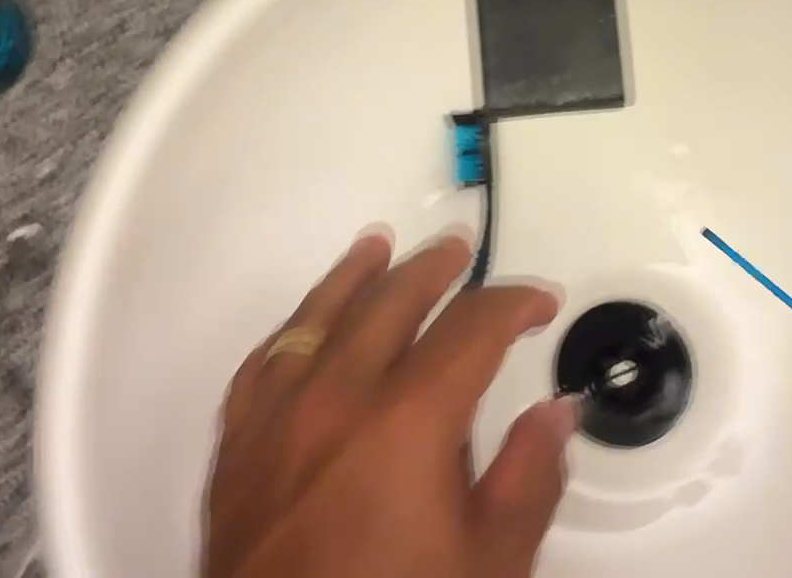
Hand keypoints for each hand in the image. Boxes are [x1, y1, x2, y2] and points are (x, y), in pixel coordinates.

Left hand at [204, 230, 574, 577]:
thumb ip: (531, 475)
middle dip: (434, 270)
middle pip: (391, 302)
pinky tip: (306, 322)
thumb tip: (557, 409)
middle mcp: (338, 400)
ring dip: (354, 275)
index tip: (540, 302)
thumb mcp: (492, 565)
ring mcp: (276, 421)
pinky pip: (263, 365)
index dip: (514, 302)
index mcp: (408, 421)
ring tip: (377, 245)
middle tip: (459, 249)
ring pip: (318, 317)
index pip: (472, 328)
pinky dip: (293, 332)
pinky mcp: (235, 451)